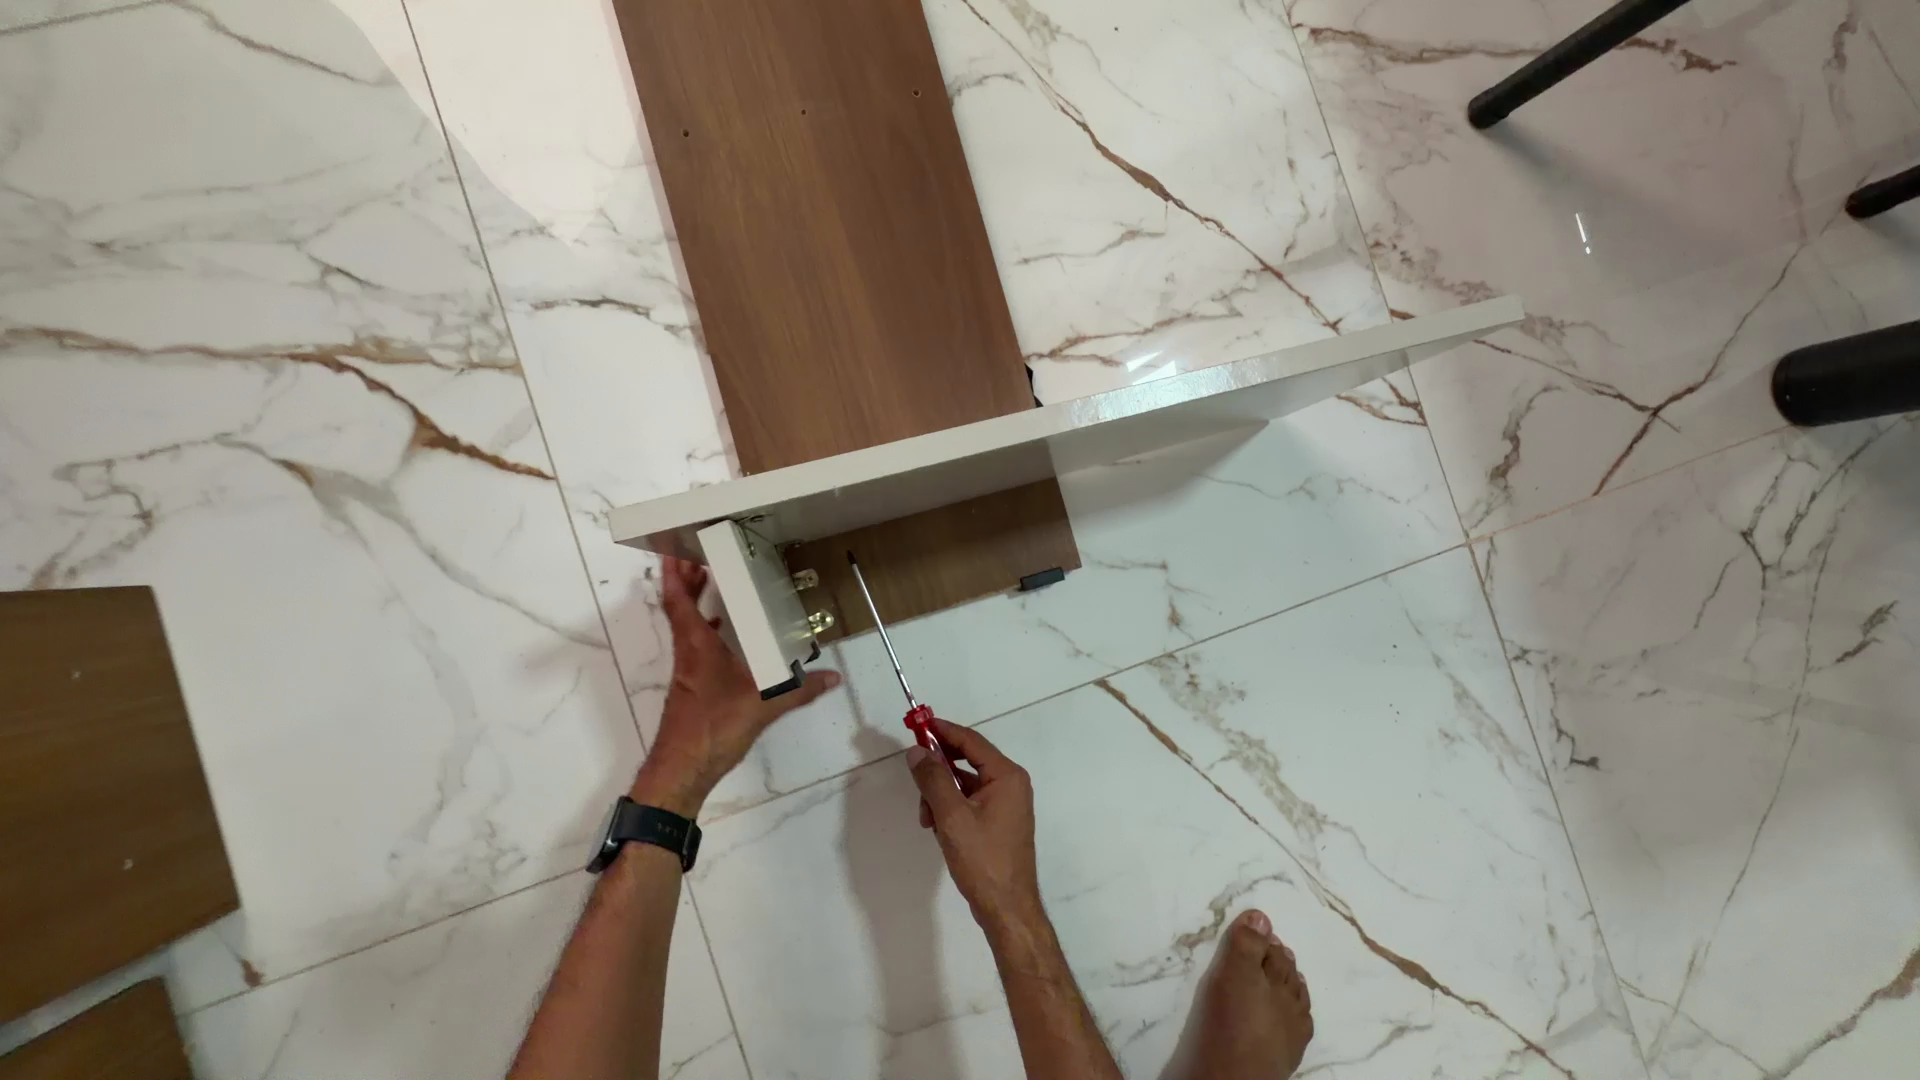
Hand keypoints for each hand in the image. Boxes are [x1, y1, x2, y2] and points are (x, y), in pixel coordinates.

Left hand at [632, 557, 840, 816]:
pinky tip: (723, 633)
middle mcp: (688, 653)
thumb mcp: (763, 705)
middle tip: (702, 556)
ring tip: (713, 584)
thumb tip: (833, 677)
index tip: (677, 549)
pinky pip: (695, 646)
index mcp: (697, 647)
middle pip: (679, 607)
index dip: (676, 574)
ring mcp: (688, 670)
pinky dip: (704, 630)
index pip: (679, 601)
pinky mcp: (692, 686)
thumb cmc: (714, 727)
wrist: (682, 769)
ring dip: (694, 603)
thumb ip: (800, 690)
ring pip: (685, 626)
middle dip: (688, 580)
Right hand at [906, 718, 1042, 930]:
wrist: (1007, 909)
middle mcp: (1010, 784)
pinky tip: (938, 829)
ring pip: (964, 785)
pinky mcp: (999, 822)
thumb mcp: (951, 816)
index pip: (971, 740)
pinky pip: (969, 802)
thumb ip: (933, 779)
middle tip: (916, 782)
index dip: (943, 731)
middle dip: (938, 772)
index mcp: (1006, 776)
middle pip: (967, 761)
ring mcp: (1006, 804)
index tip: (917, 726)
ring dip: (941, 796)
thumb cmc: (983, 859)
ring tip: (928, 820)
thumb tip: (917, 751)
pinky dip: (951, 810)